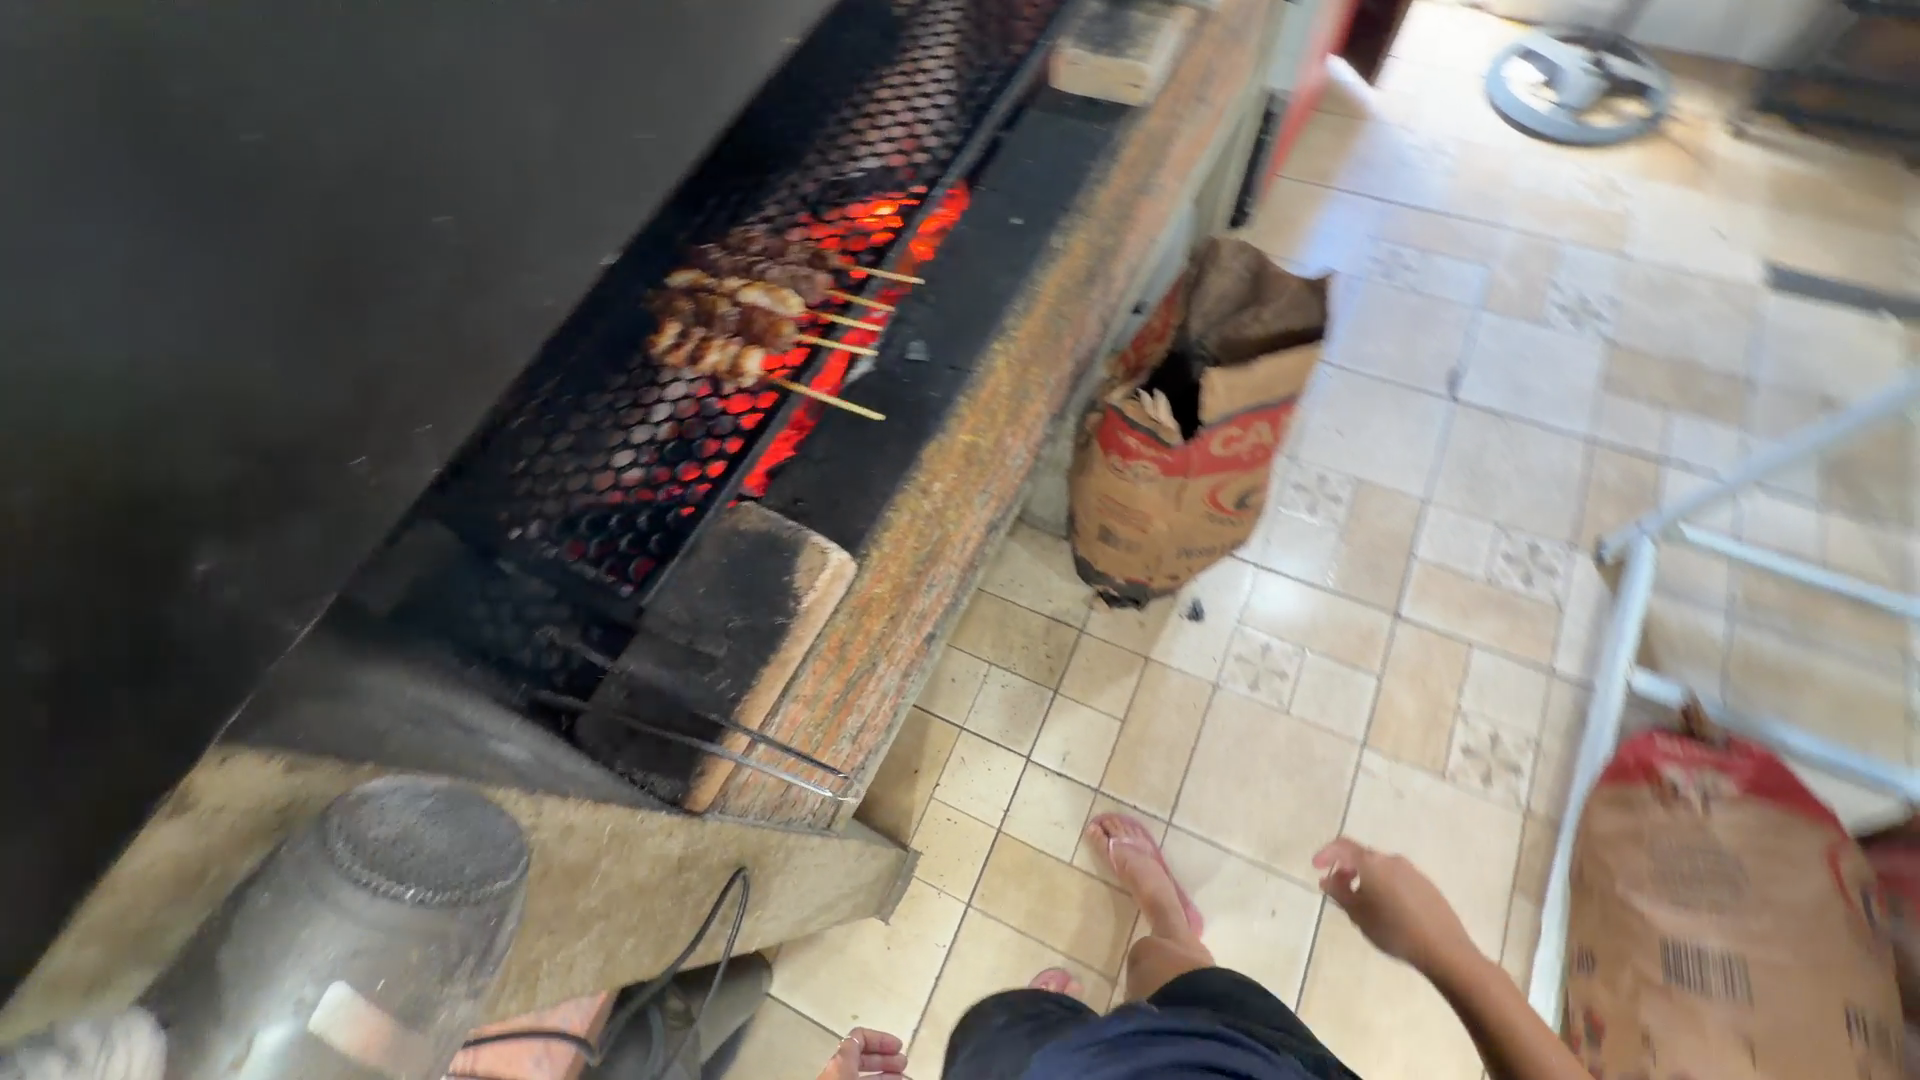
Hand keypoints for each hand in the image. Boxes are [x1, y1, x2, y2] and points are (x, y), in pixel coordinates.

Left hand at [814, 1027, 907, 1079]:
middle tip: (903, 1064)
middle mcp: (835, 1068)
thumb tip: (897, 1055)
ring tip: (901, 1079)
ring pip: (859, 1072)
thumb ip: (874, 1057)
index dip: (881, 1039)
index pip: (860, 1036)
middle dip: (885, 1058)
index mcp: (840, 1059)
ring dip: (882, 1074)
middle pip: (861, 1055)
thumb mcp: (851, 1065)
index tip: (899, 1046)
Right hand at [1313, 837, 1478, 977]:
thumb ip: (1338, 892)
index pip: (1342, 846)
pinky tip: (1389, 912)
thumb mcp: (1357, 914)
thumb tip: (1327, 879)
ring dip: (1367, 880)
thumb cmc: (1394, 930)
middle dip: (1347, 870)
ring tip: (1364, 906)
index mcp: (1372, 863)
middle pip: (1363, 857)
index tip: (1317, 868)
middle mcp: (1392, 860)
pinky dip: (1385, 887)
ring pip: (1381, 869)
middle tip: (1340, 891)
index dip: (1326, 854)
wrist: (1446, 951)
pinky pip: (1398, 880)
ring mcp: (1413, 872)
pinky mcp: (1428, 887)